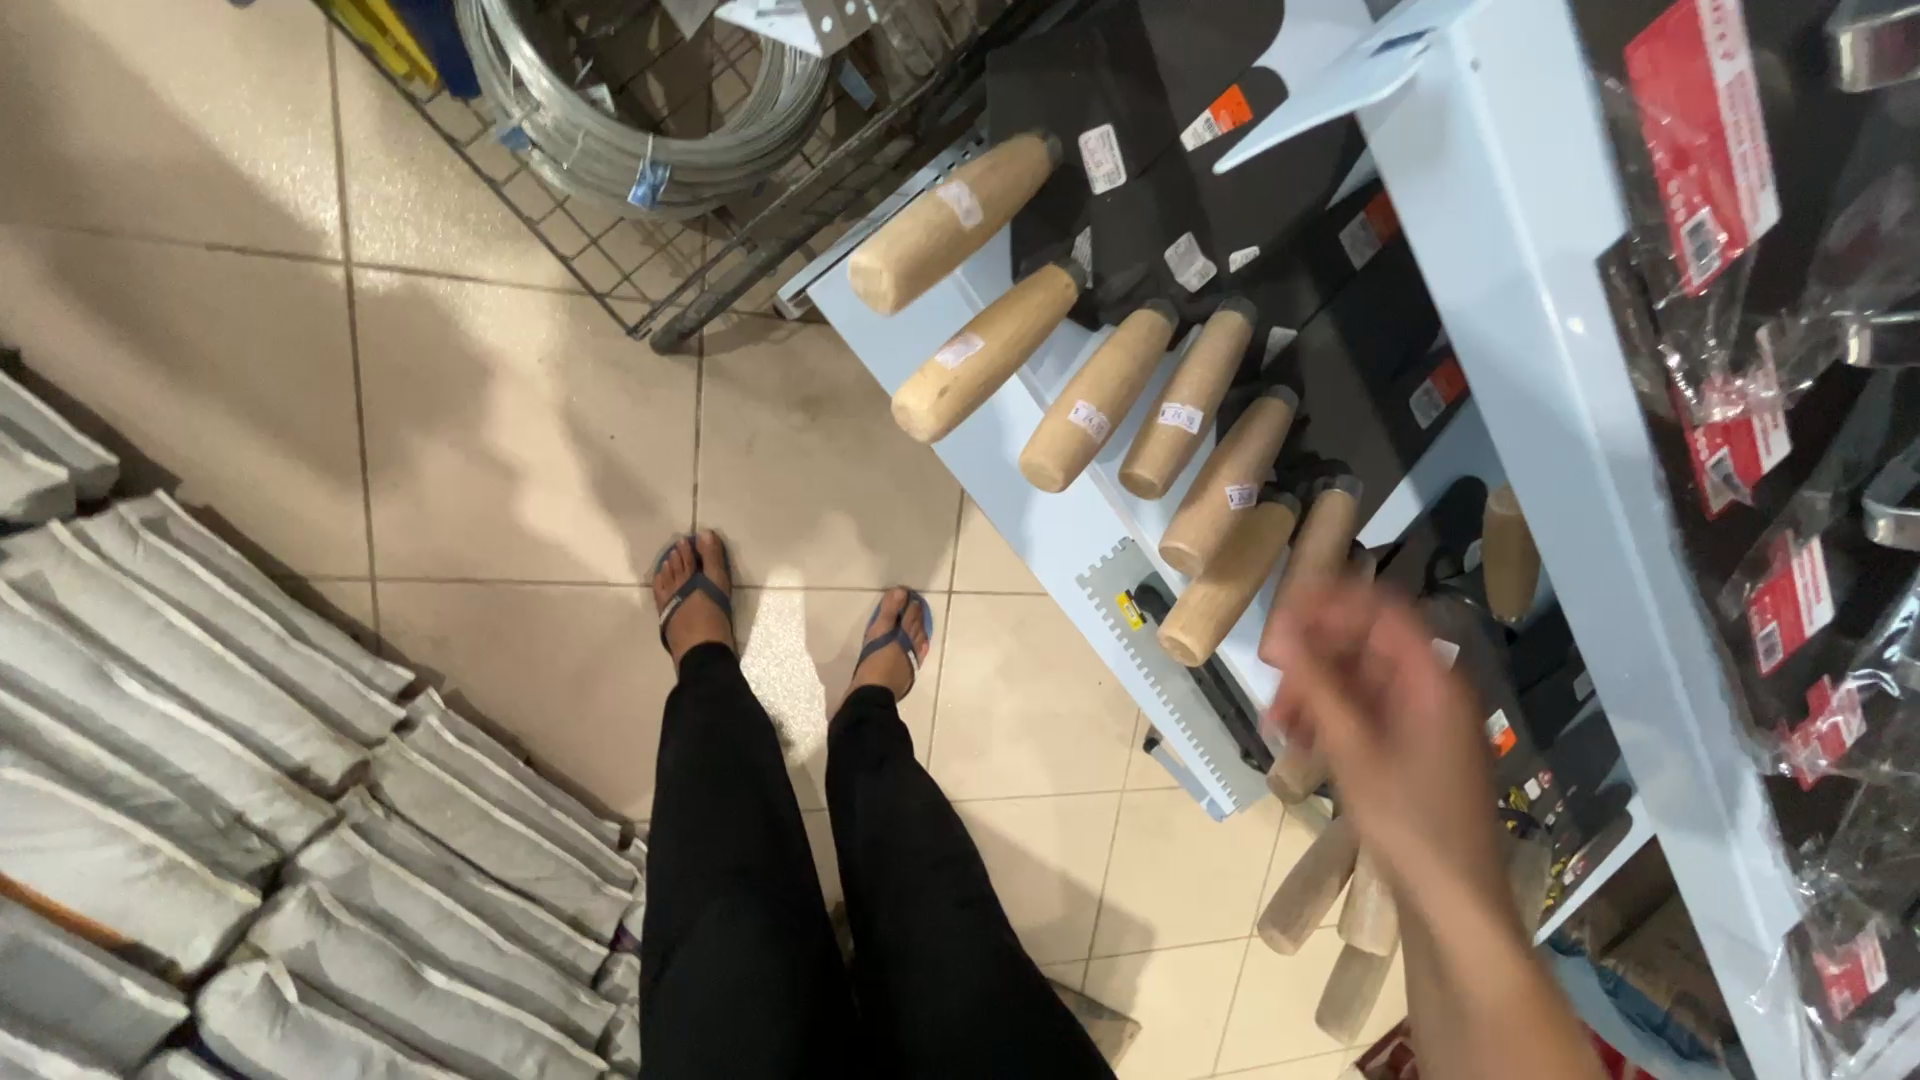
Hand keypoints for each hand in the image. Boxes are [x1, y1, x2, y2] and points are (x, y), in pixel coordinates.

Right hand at [1260, 579, 1511, 928]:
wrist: (1451, 899)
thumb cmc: (1407, 820)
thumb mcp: (1352, 747)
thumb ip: (1316, 682)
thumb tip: (1284, 631)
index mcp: (1432, 679)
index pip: (1382, 611)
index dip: (1334, 601)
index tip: (1284, 610)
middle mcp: (1431, 689)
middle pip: (1365, 646)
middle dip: (1314, 658)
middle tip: (1272, 678)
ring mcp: (1422, 719)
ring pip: (1358, 681)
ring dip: (1314, 692)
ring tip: (1278, 723)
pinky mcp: (1411, 746)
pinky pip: (1364, 712)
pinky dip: (1329, 719)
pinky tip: (1299, 743)